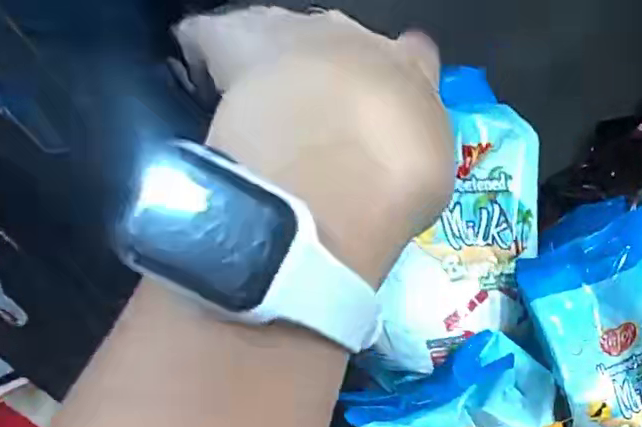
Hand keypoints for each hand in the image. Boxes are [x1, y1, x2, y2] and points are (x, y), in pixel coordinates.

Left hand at [176, 7, 453, 282]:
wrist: (347, 166)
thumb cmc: (401, 180)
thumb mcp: (430, 178)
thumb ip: (413, 154)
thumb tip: (394, 160)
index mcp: (412, 70)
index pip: (415, 59)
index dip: (399, 85)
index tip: (389, 117)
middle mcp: (357, 36)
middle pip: (345, 45)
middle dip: (336, 80)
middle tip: (328, 135)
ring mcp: (297, 30)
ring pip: (282, 38)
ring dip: (280, 73)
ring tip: (271, 122)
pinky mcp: (238, 36)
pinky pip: (213, 38)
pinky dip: (211, 59)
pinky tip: (211, 88)